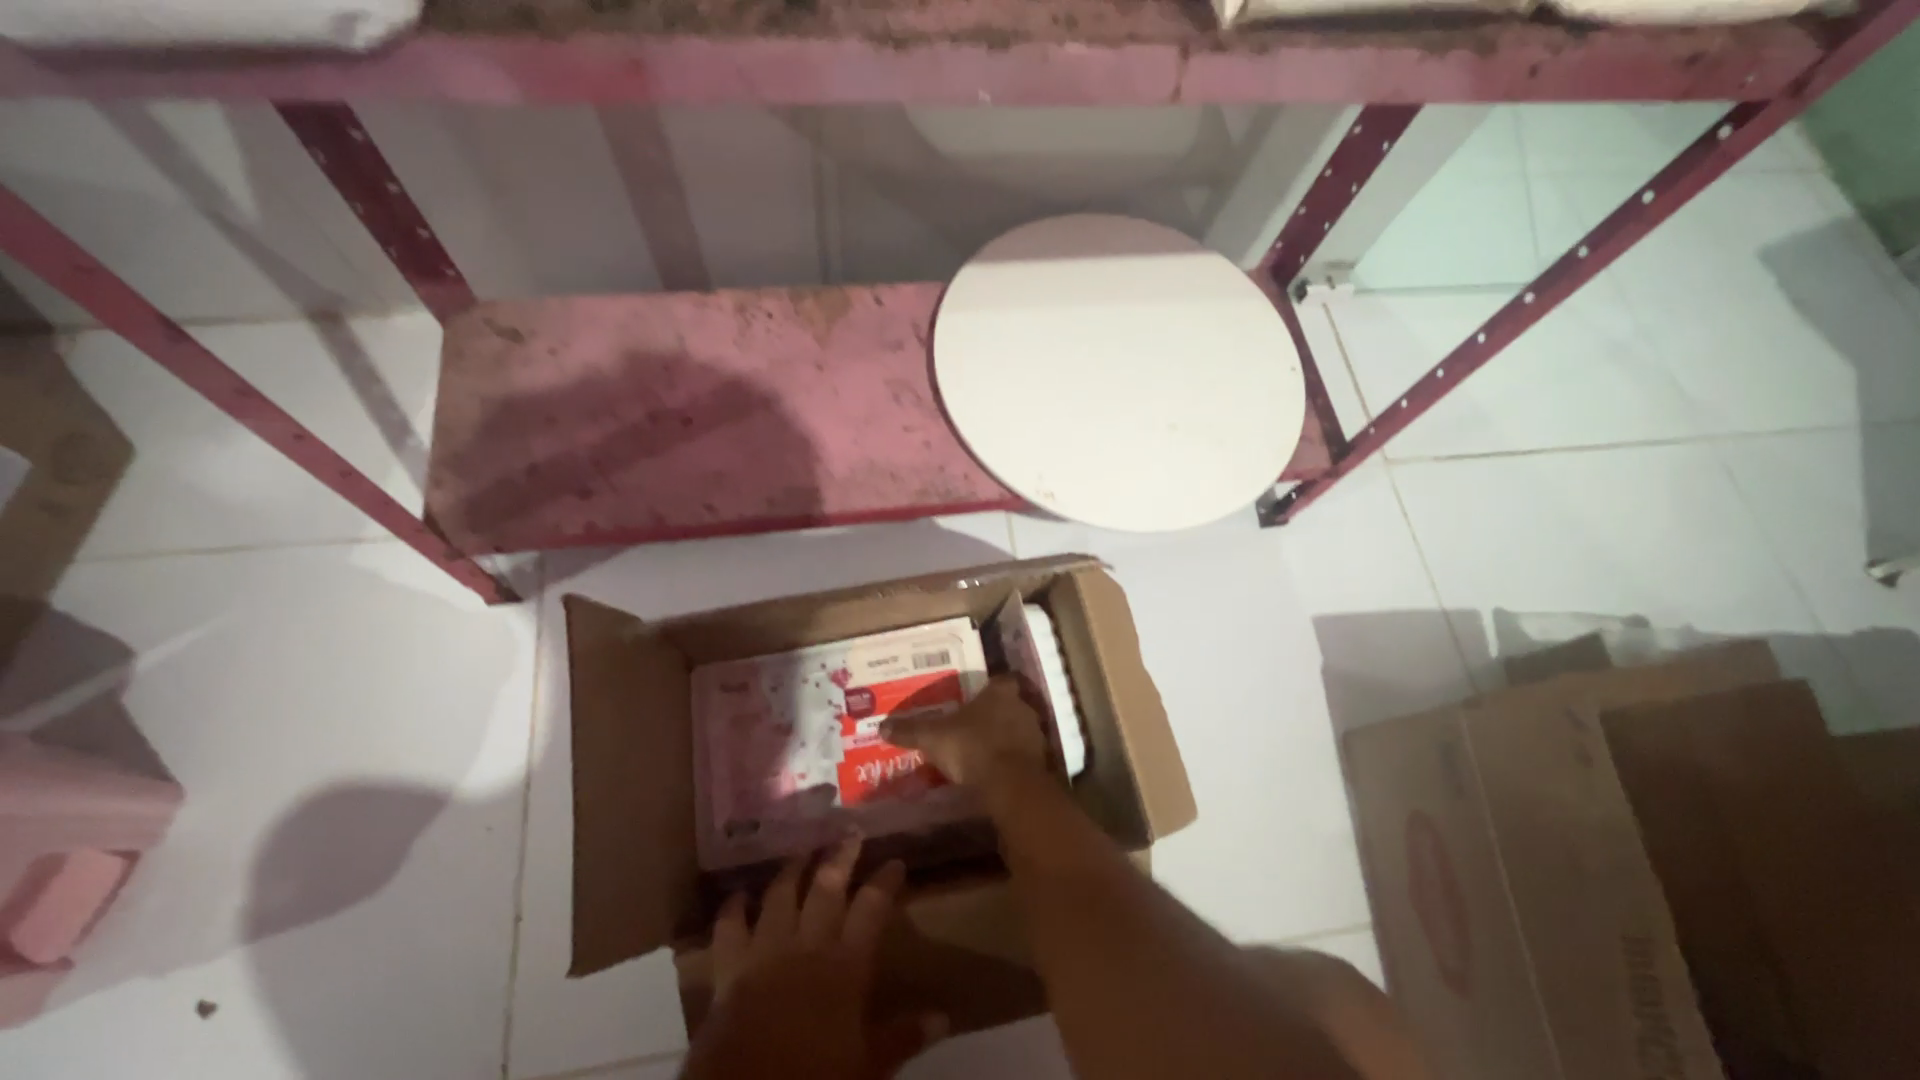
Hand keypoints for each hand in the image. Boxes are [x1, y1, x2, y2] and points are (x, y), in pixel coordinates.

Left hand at [683, 836, 945, 1079]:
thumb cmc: (814, 1076)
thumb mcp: (868, 1064)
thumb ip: (903, 1037)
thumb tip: (944, 1018)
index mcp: (845, 965)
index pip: (871, 910)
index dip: (884, 882)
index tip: (895, 860)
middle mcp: (807, 946)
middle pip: (826, 889)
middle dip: (840, 858)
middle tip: (849, 832)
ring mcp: (765, 951)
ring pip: (779, 896)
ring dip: (791, 870)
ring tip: (801, 850)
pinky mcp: (730, 967)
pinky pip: (729, 927)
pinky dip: (733, 908)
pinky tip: (737, 894)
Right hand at [881, 675, 1049, 789]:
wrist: (1010, 783)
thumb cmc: (971, 747)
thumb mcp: (933, 738)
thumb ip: (911, 731)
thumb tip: (882, 727)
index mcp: (1000, 694)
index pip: (1000, 681)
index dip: (989, 689)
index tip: (976, 697)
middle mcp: (1022, 707)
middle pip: (1010, 705)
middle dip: (996, 714)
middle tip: (975, 725)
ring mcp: (1035, 734)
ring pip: (1020, 730)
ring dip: (1006, 738)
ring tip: (985, 750)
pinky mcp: (1042, 760)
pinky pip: (1025, 755)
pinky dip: (1013, 760)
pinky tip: (998, 771)